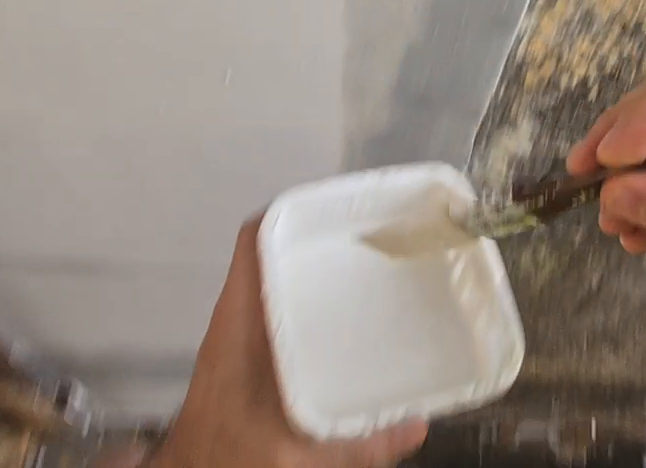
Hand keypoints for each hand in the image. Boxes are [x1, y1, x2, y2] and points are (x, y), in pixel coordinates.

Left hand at [154, 218, 428, 467]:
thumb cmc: (229, 457)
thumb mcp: (301, 455)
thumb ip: (363, 444)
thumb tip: (416, 425)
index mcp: (239, 321)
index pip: (254, 239)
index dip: (290, 209)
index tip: (331, 203)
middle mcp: (234, 316)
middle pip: (268, 247)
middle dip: (314, 234)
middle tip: (361, 230)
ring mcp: (234, 331)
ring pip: (269, 273)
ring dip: (307, 263)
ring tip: (356, 259)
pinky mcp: (238, 350)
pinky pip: (270, 299)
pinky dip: (300, 293)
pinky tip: (334, 310)